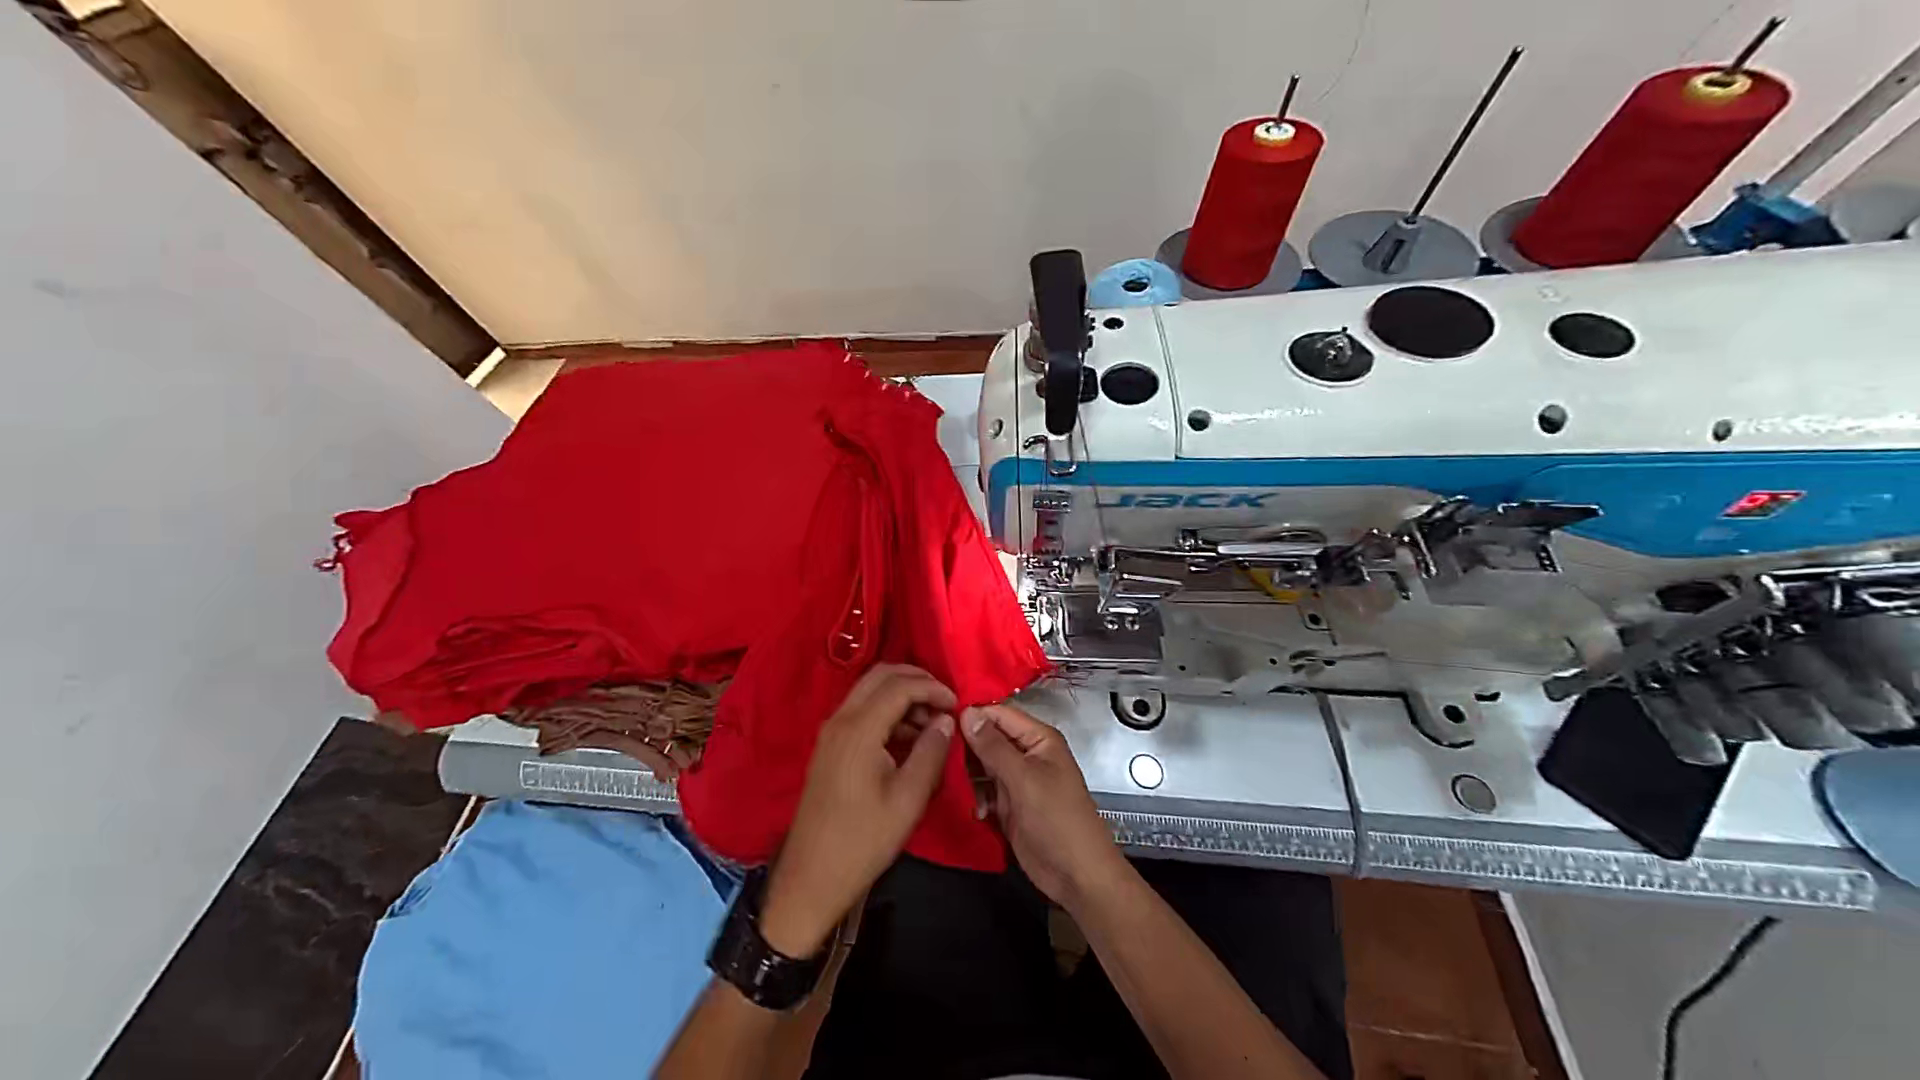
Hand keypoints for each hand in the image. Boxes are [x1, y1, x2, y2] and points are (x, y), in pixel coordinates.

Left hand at [760, 664, 956, 957]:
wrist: (811, 878)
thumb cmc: (863, 841)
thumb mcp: (908, 799)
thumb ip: (931, 752)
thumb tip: (946, 719)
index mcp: (858, 729)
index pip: (900, 686)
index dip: (933, 688)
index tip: (957, 704)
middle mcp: (840, 720)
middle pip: (880, 675)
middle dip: (916, 680)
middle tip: (945, 702)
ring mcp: (831, 732)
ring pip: (869, 690)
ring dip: (901, 695)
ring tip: (932, 724)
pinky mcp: (829, 746)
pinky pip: (861, 710)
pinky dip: (887, 711)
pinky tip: (909, 738)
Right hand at [960, 703, 1127, 910]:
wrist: (1077, 875)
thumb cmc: (1058, 820)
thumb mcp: (1024, 779)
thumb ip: (993, 747)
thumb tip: (967, 713)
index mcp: (1038, 740)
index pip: (1000, 715)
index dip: (973, 715)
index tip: (940, 720)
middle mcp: (1027, 755)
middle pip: (988, 739)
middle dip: (965, 746)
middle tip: (939, 754)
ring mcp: (1016, 781)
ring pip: (982, 765)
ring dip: (968, 775)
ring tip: (954, 784)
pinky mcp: (1008, 805)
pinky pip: (984, 790)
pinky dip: (976, 797)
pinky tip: (976, 810)